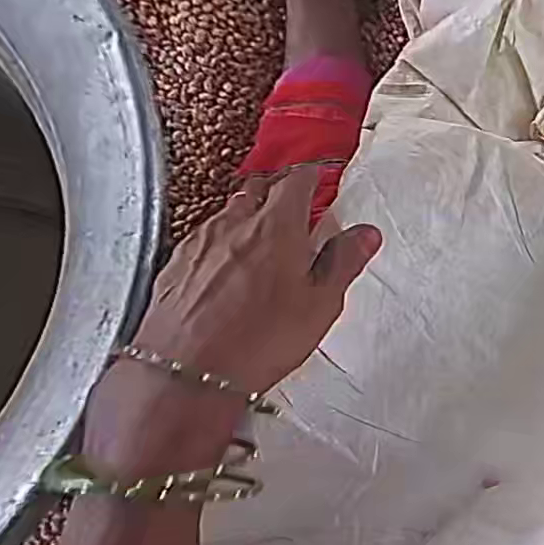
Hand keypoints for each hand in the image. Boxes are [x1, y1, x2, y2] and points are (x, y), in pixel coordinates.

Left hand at [136, 164, 380, 394]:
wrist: (190, 370)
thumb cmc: (257, 339)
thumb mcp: (320, 304)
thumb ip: (343, 262)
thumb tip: (364, 234)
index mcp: (277, 228)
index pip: (296, 181)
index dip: (312, 173)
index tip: (320, 175)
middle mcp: (235, 225)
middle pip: (259, 187)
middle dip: (281, 187)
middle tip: (297, 198)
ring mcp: (202, 242)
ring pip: (231, 210)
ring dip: (252, 212)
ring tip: (268, 231)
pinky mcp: (178, 264)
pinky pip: (207, 235)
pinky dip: (226, 237)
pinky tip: (233, 262)